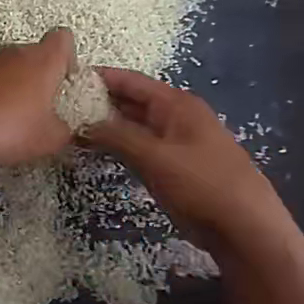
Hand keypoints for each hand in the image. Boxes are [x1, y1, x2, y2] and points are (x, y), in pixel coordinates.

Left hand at [0, 28, 75, 181]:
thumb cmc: (10, 128)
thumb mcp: (51, 138)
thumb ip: (64, 130)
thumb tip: (63, 129)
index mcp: (44, 59)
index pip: (63, 38)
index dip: (68, 57)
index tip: (67, 81)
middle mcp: (15, 53)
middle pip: (35, 54)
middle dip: (42, 76)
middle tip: (44, 106)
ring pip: (10, 68)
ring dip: (16, 87)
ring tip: (16, 119)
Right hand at [82, 68, 296, 258]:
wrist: (243, 226)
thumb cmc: (202, 183)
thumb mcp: (155, 156)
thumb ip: (116, 136)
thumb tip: (82, 123)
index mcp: (175, 103)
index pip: (129, 81)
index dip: (98, 77)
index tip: (64, 78)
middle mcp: (174, 116)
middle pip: (129, 101)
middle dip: (97, 102)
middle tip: (59, 106)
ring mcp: (173, 141)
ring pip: (131, 126)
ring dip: (104, 126)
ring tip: (67, 126)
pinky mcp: (170, 165)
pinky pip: (137, 147)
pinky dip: (116, 146)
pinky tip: (92, 149)